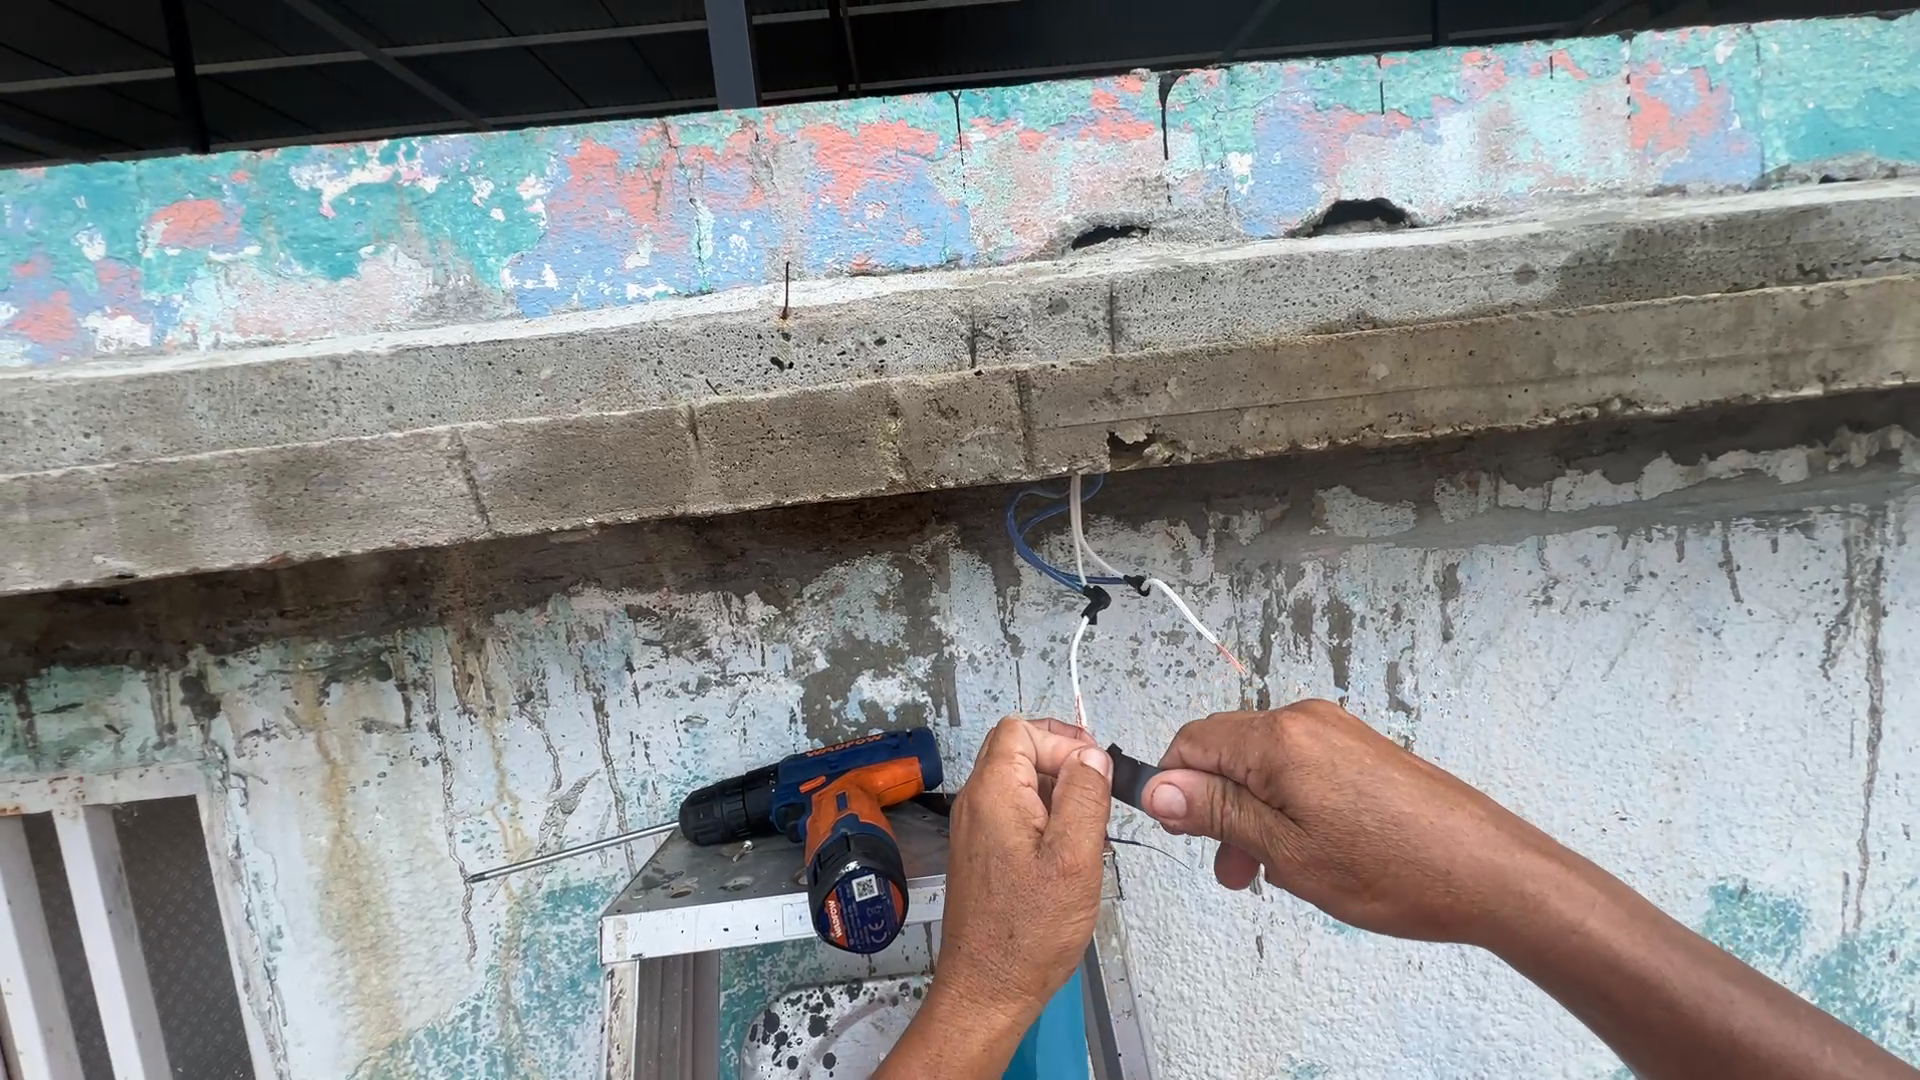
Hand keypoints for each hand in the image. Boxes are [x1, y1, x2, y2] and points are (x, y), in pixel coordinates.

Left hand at [937, 716, 1113, 1021]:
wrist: (987, 989)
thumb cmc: (1029, 931)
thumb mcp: (1073, 857)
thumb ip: (1085, 796)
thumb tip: (1092, 755)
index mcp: (994, 791)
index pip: (1022, 730)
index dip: (1062, 741)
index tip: (1096, 774)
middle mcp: (975, 800)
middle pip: (1015, 747)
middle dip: (1060, 758)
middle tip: (1096, 788)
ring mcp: (974, 824)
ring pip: (1016, 777)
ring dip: (1055, 787)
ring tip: (1087, 824)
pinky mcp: (981, 848)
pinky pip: (1012, 807)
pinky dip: (1042, 812)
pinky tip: (1068, 847)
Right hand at [1142, 700, 1567, 945]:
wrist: (1498, 875)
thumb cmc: (1392, 869)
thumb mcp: (1287, 851)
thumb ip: (1215, 812)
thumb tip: (1155, 789)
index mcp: (1277, 737)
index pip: (1191, 741)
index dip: (1173, 785)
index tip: (1183, 832)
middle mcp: (1302, 718)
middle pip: (1225, 749)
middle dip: (1215, 804)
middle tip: (1232, 868)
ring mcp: (1334, 729)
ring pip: (1261, 761)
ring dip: (1249, 808)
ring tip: (1269, 869)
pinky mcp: (1358, 745)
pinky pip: (1295, 763)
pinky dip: (1283, 800)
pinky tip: (1306, 845)